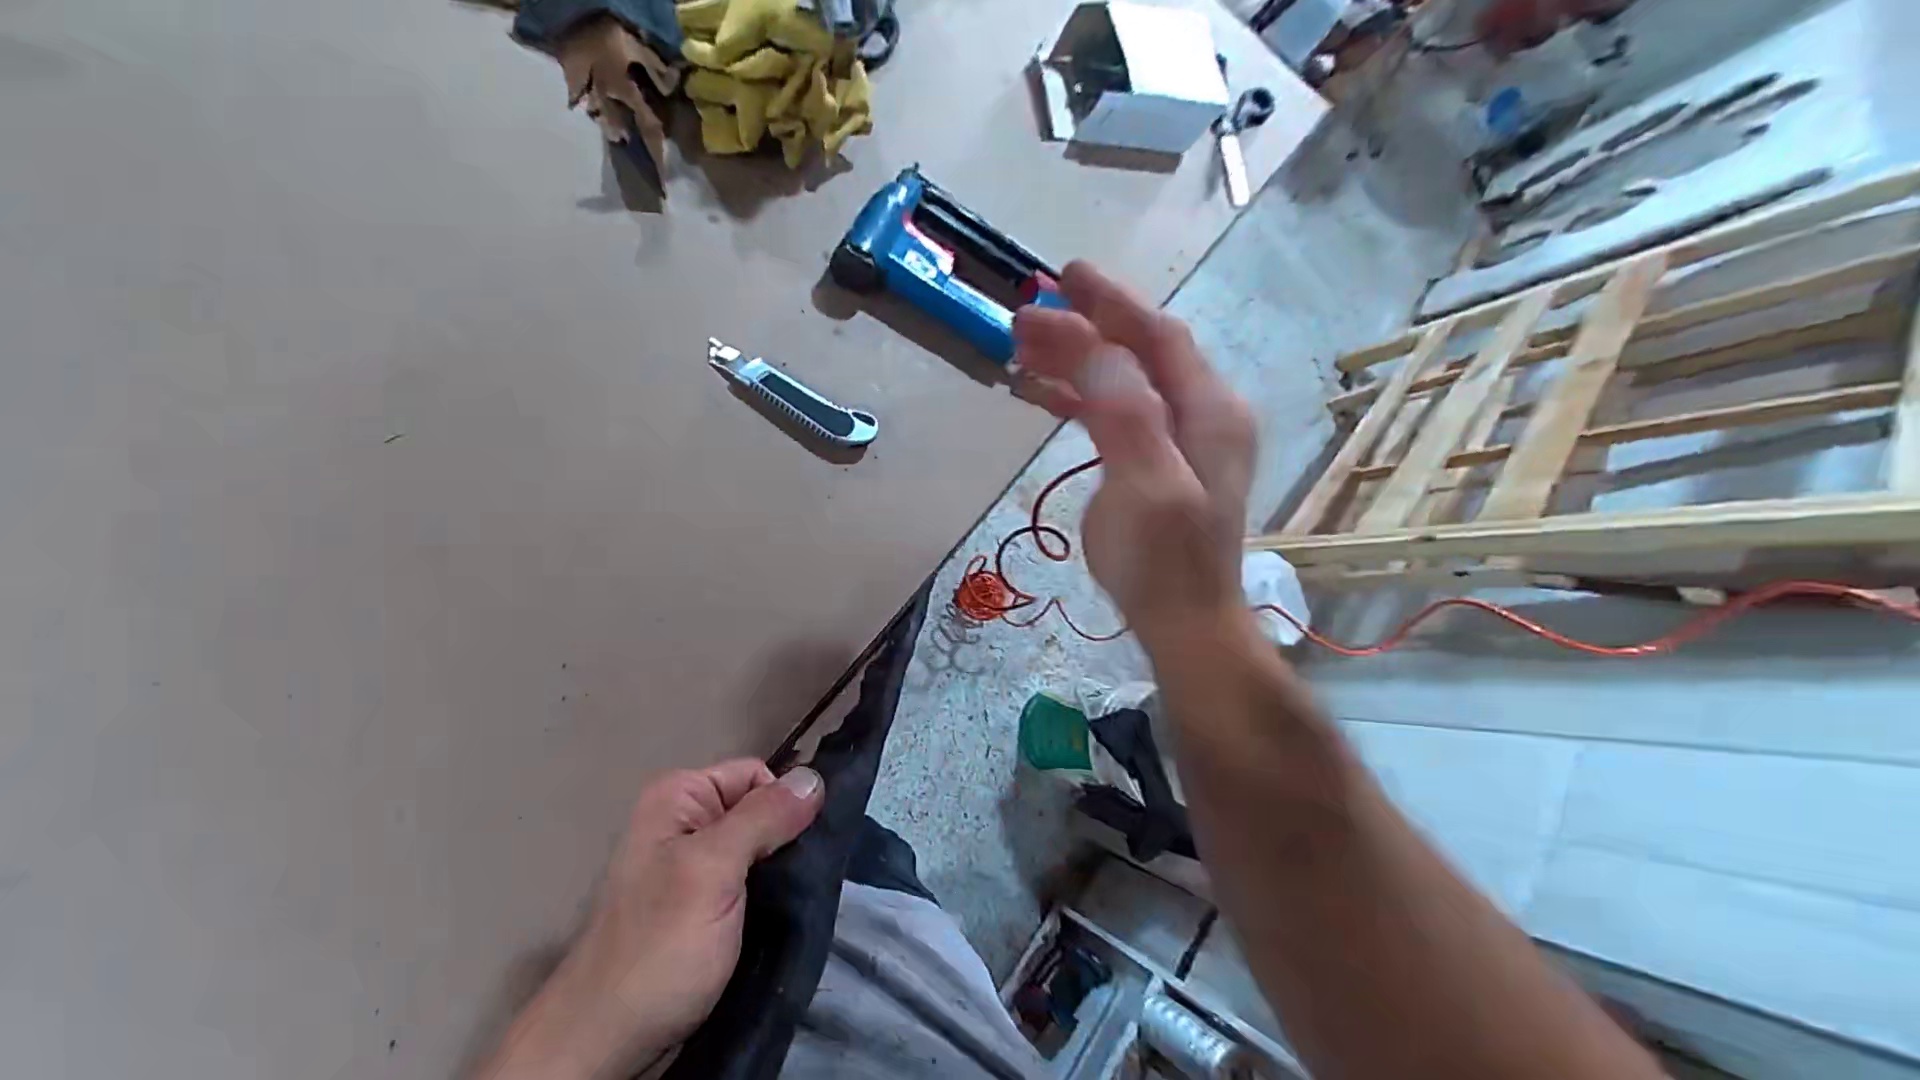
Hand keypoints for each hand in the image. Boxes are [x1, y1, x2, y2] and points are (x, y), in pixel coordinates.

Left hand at [480, 760, 824, 1079]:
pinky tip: (779, 917)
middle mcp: (684, 823)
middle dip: (785, 841)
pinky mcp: (704, 907)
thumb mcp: (712, 871)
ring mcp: (693, 868)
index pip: (758, 775)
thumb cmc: (656, 950)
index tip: (793, 851)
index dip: (782, 806)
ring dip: (782, 872)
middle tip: (798, 881)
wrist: (603, 1048)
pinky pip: (753, 883)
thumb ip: (763, 819)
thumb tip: (816, 777)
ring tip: (793, 902)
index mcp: (679, 797)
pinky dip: (771, 896)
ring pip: (762, 850)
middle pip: (761, 810)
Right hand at [1013, 262, 1257, 643]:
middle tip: (1027, 316)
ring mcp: (1182, 442)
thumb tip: (1087, 344)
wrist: (1186, 623)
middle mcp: (1202, 416)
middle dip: (1085, 330)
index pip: (1158, 337)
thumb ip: (1122, 410)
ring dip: (1078, 363)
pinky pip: (1118, 415)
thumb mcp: (1146, 483)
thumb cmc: (1164, 561)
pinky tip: (1049, 398)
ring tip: (1025, 351)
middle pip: (1140, 354)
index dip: (1113, 303)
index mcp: (1208, 411)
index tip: (1064, 277)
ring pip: (1125, 383)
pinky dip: (1082, 400)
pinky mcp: (1158, 467)